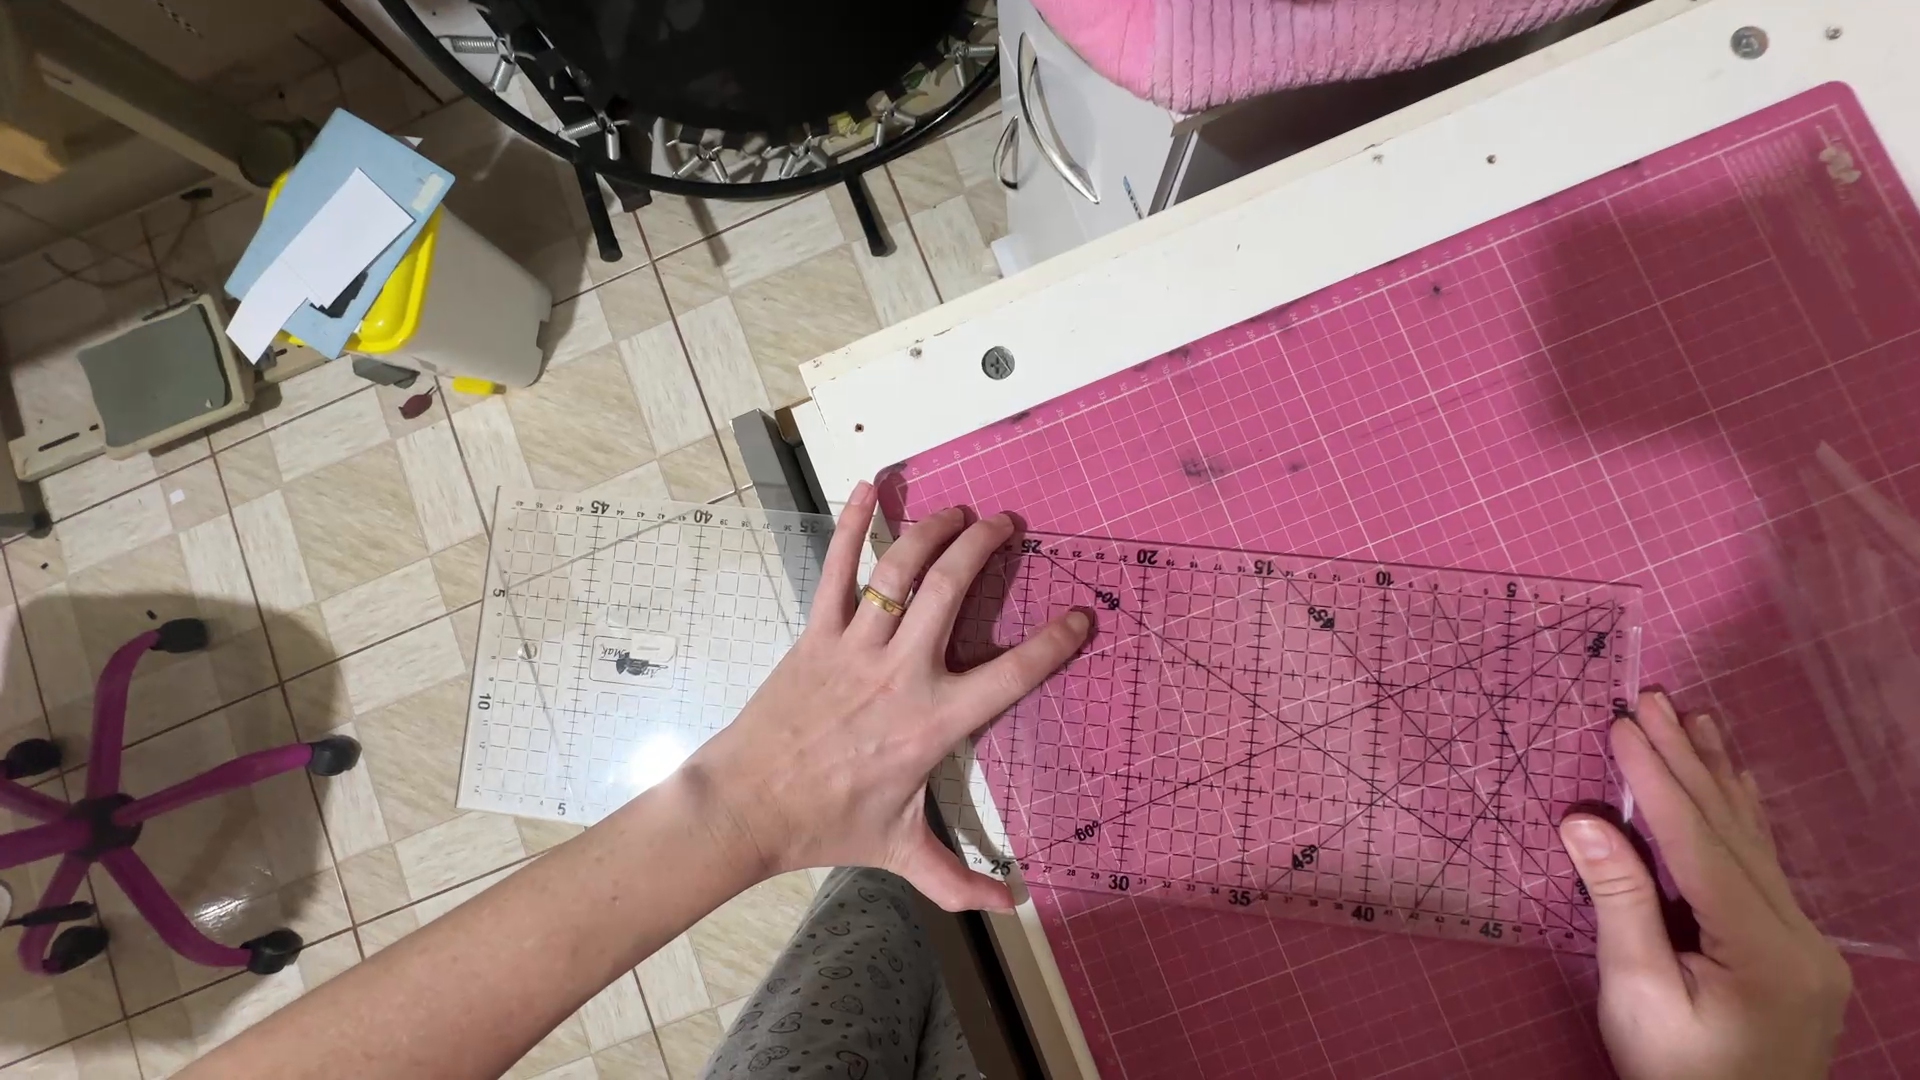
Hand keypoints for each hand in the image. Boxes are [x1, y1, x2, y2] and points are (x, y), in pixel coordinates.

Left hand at [686, 482, 1089, 911]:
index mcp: (932, 722)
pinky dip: (852, 525)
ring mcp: (855, 645)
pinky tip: (869, 488)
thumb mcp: (899, 852)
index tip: (1081, 617)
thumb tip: (1010, 908)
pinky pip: (835, 569)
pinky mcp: (816, 632)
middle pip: (952, 590)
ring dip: (934, 530)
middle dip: (986, 547)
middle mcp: (901, 672)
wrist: (745, 806)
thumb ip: (957, 880)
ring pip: (900, 569)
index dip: (1054, 642)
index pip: (1012, 674)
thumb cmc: (826, 825)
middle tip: (1009, 525)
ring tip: (960, 512)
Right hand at [1558, 691, 1851, 1079]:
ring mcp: (1803, 942)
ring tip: (1700, 721)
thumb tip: (1583, 820)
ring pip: (1752, 839)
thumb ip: (1619, 902)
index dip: (1655, 779)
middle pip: (1731, 829)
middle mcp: (1798, 937)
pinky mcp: (1790, 947)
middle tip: (1658, 700)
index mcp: (1765, 950)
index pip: (1698, 842)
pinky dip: (1737, 812)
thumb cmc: (1674, 1067)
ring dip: (1717, 775)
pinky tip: (1733, 783)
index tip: (1622, 724)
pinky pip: (1759, 861)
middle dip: (1689, 760)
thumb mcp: (1637, 991)